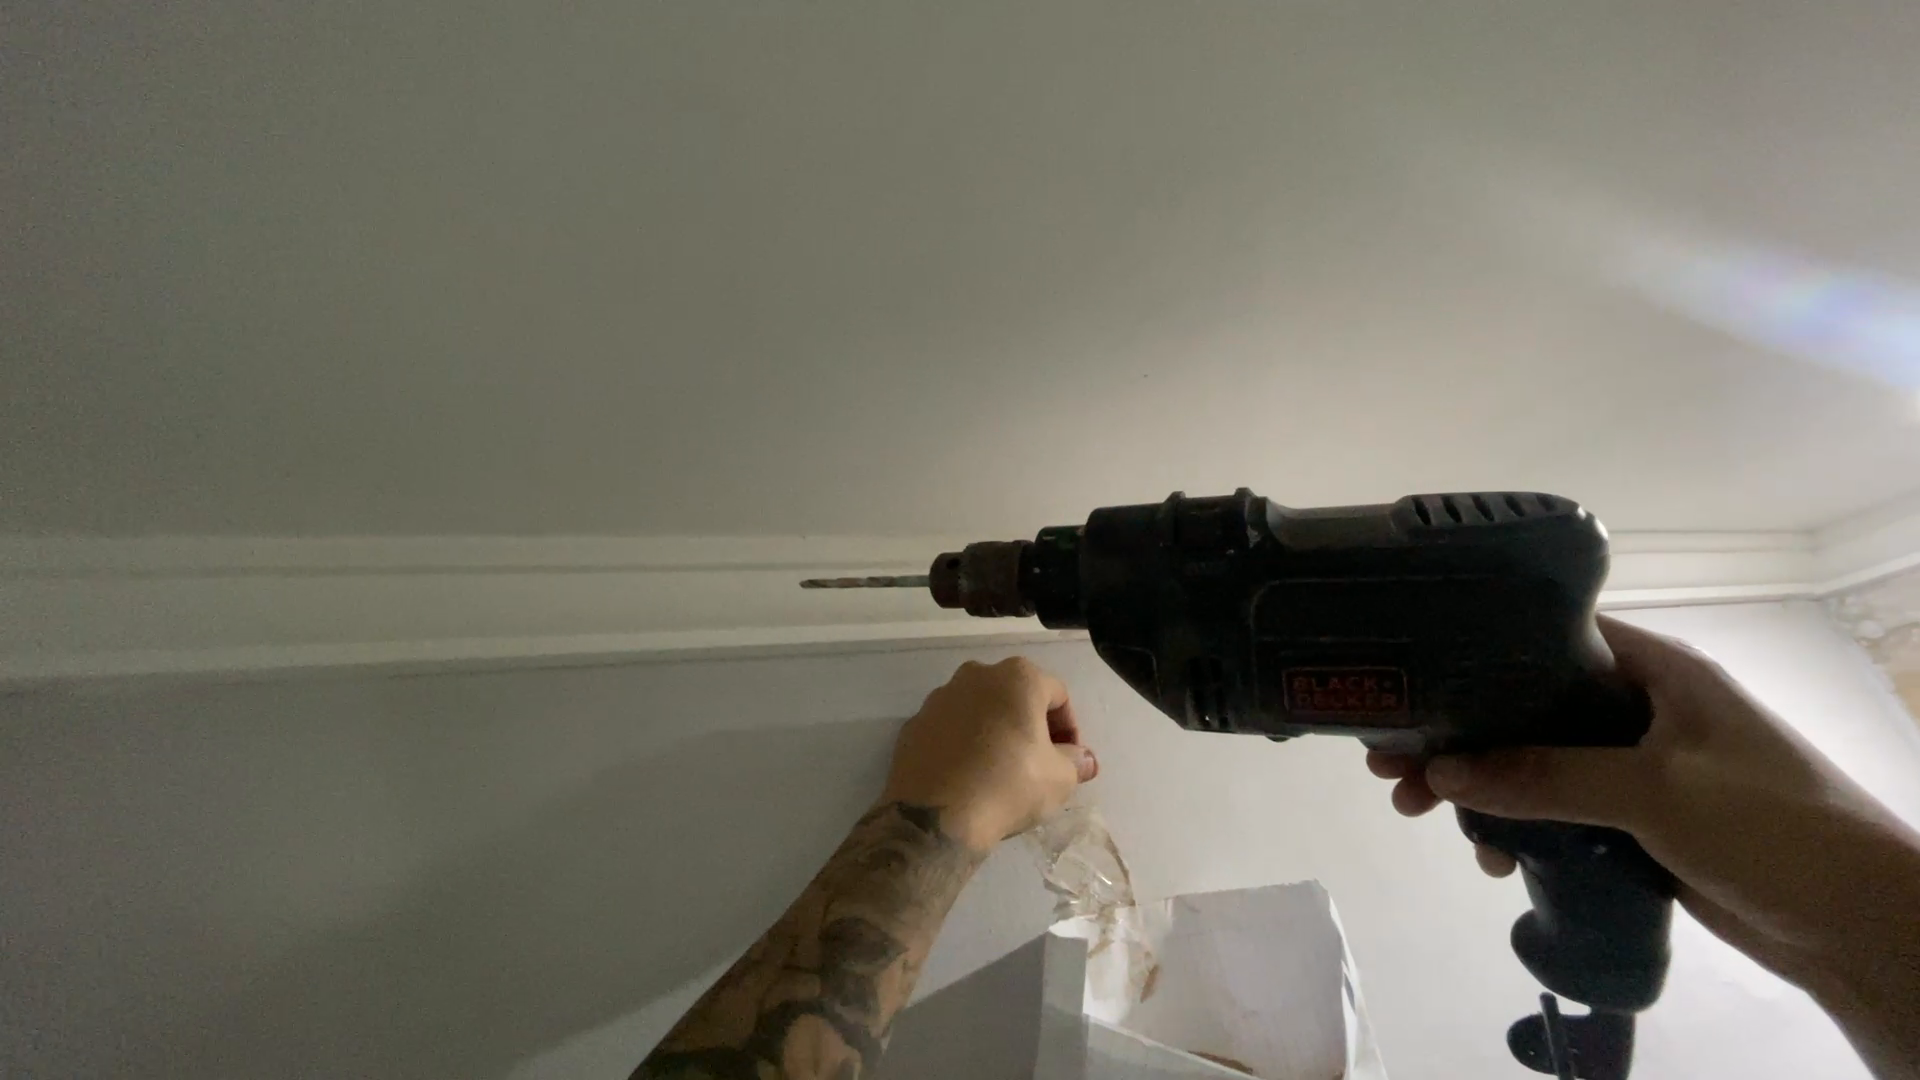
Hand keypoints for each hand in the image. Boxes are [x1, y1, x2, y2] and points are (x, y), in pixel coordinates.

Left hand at [881, 657, 1098, 852]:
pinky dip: (963, 743)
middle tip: (1039, 763)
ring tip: (1001, 770)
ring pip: (980, 709)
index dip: (1069, 728)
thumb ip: (1076, 761)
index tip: (1068, 760)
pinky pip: (950, 727)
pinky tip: (968, 775)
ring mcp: (940, 696)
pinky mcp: (914, 722)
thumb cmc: (1008, 785)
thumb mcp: (1059, 779)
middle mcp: (976, 675)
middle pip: (1016, 696)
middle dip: (1031, 725)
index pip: (1057, 695)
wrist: (934, 816)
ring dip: (996, 731)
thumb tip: (1084, 759)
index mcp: (1017, 677)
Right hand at [1367, 615, 1919, 1000]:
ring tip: (1414, 808)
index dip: (1472, 653)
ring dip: (1470, 785)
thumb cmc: (1779, 832)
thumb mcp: (1657, 792)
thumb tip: (1441, 775)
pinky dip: (1508, 825)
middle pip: (1518, 709)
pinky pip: (1546, 808)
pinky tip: (1487, 855)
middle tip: (1389, 761)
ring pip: (1524, 762)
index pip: (1545, 639)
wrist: (1877, 939)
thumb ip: (1544, 777)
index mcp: (1652, 673)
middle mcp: (1633, 709)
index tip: (1410, 680)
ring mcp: (1629, 765)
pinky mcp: (1628, 817)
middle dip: (1453, 736)